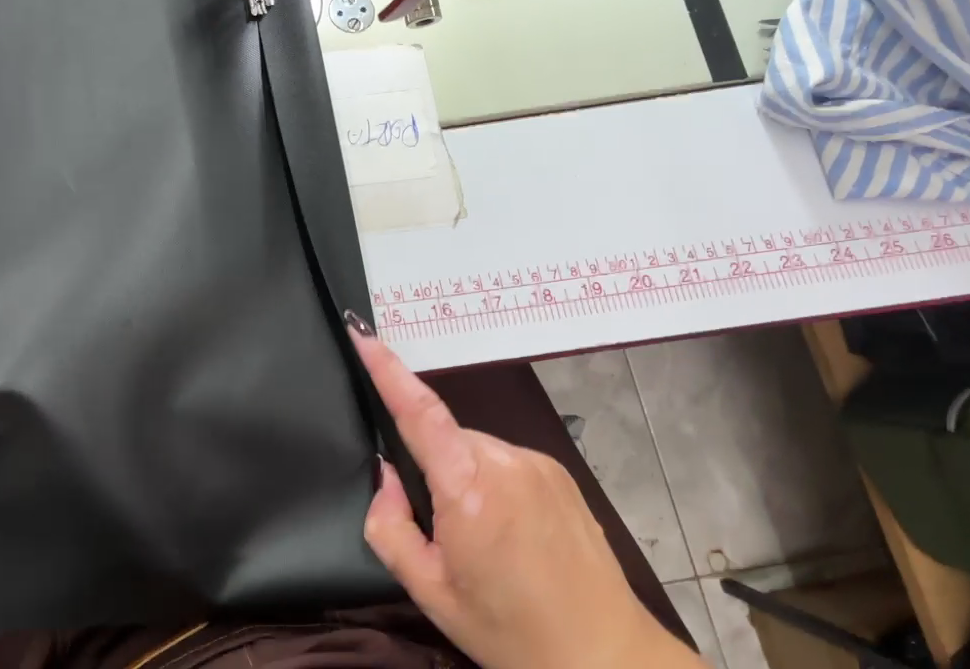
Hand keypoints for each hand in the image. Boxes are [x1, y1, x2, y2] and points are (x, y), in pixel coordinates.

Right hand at [349, 325, 700, 668]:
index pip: (418, 411)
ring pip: (473, 450)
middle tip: (441, 531)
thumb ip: (389, 526)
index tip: (361, 333)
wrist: (607, 660)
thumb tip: (387, 476)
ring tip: (483, 542)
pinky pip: (504, 462)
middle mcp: (506, 462)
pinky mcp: (561, 474)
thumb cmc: (511, 632)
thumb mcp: (429, 590)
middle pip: (444, 438)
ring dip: (462, 478)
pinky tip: (509, 535)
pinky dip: (491, 484)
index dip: (386, 368)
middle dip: (429, 467)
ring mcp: (539, 464)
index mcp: (469, 489)